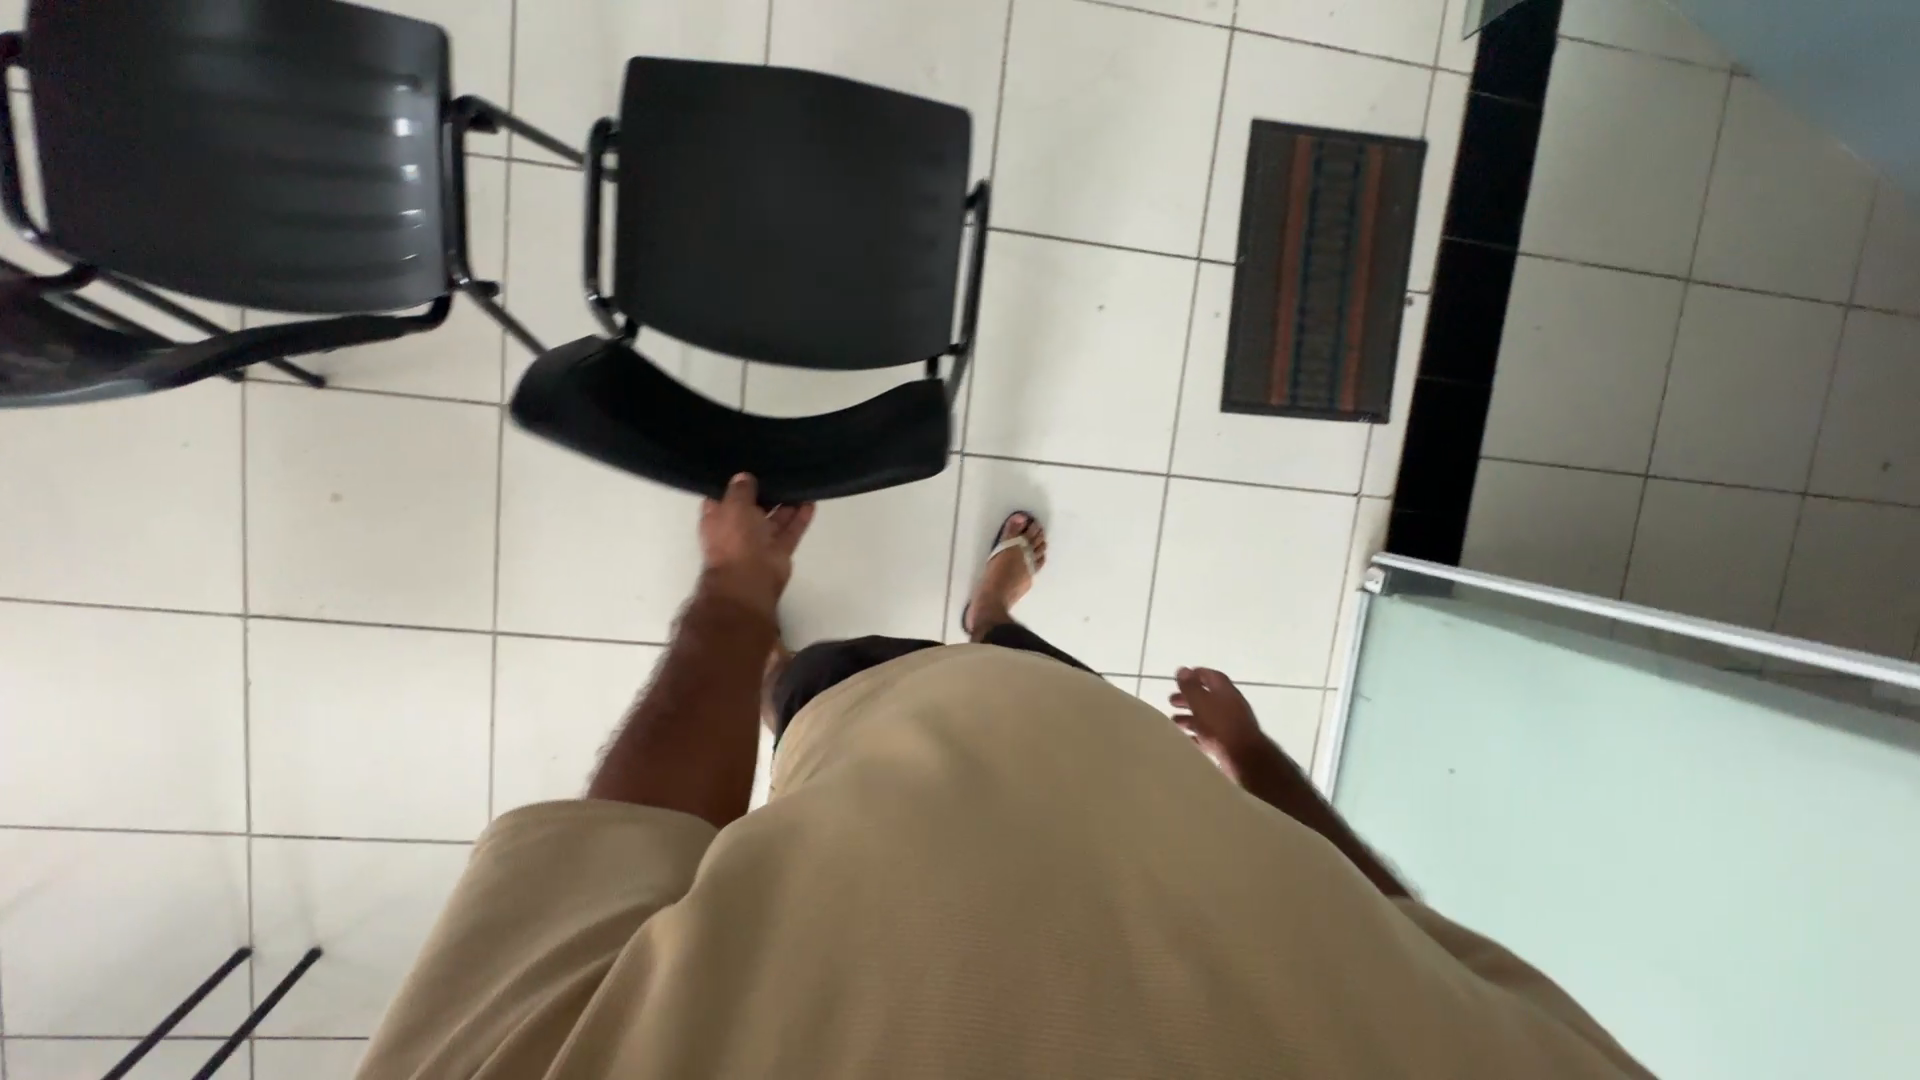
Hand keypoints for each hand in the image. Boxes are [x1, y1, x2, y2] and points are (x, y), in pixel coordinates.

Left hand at [698, 474, 814, 614]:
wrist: (749, 579)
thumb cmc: (734, 538)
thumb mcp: (733, 505)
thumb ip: (741, 489)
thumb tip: (744, 476)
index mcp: (718, 518)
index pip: (724, 496)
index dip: (734, 482)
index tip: (747, 465)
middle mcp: (738, 528)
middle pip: (753, 506)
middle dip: (765, 490)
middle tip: (779, 468)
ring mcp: (760, 541)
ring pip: (775, 518)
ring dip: (786, 503)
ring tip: (799, 481)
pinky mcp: (780, 550)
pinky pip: (791, 530)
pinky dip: (800, 517)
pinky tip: (811, 501)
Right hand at [1170, 667, 1277, 783]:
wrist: (1244, 759)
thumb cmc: (1220, 726)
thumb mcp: (1201, 702)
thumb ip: (1190, 687)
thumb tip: (1182, 669)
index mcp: (1224, 691)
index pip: (1210, 676)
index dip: (1195, 675)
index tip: (1180, 678)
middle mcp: (1229, 705)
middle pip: (1207, 697)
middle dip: (1188, 697)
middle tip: (1171, 701)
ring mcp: (1230, 724)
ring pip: (1207, 716)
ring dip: (1190, 717)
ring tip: (1174, 721)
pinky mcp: (1229, 742)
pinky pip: (1210, 735)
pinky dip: (1197, 734)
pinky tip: (1185, 739)